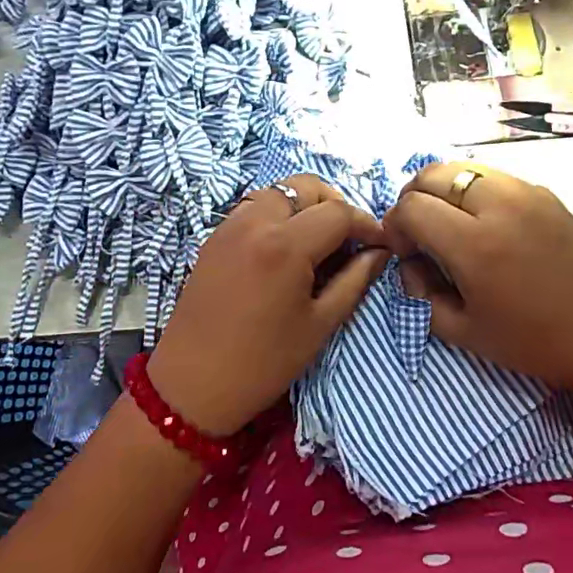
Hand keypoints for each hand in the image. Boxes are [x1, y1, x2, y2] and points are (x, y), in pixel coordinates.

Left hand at [148, 175, 390, 433]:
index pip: (339, 212)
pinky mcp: (214, 238)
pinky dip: (277, 214)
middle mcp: (255, 222)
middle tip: (348, 239)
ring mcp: (229, 226)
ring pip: (277, 192)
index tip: (380, 244)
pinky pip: (253, 208)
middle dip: (335, 204)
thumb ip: (355, 280)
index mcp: (285, 245)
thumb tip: (379, 253)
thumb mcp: (320, 324)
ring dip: (304, 206)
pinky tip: (285, 250)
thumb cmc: (263, 363)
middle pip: (306, 186)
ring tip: (317, 243)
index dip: (367, 225)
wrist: (191, 386)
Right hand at [382, 162, 572, 397]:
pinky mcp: (544, 192)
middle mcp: (497, 204)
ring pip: (462, 167)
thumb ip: (422, 296)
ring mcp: (525, 192)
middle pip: (431, 173)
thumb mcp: (467, 332)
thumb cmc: (540, 343)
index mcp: (475, 244)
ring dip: (441, 190)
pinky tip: (481, 224)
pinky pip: (491, 177)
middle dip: (412, 198)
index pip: (411, 207)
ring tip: (447, 225)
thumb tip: (409, 265)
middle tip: (417, 233)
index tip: (403, 252)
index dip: (395, 226)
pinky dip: (471, 190)